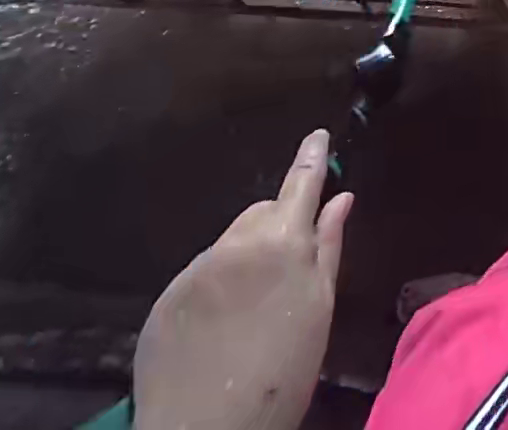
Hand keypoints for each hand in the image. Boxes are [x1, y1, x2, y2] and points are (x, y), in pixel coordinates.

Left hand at [134, 129, 353, 429]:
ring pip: (230, 242)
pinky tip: (217, 328)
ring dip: (245, 256)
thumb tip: (342, 198)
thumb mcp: (321, 306)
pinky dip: (214, 285)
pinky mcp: (166, 297)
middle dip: (277, 225)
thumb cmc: (285, 372)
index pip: (301, 183)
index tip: (317, 135)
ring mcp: (196, 268)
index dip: (312, 156)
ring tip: (249, 310)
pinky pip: (200, 273)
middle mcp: (235, 243)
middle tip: (286, 271)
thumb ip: (329, 244)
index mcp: (281, 242)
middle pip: (262, 212)